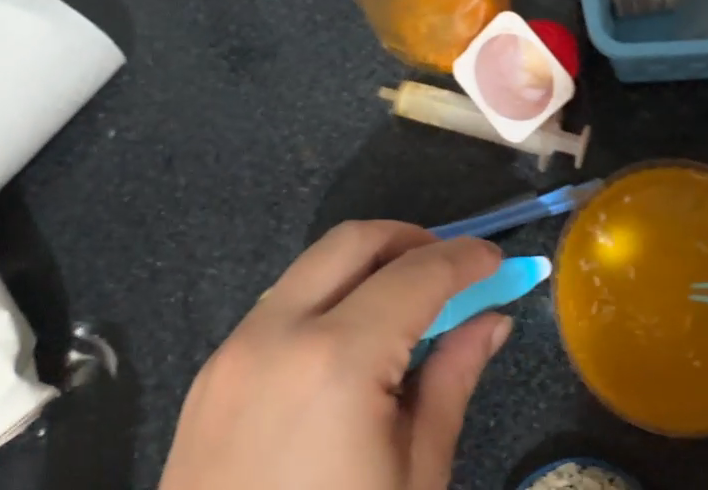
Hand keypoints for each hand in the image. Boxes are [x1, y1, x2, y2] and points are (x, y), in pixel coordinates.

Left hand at [160, 222, 508, 489]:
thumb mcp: (415, 476)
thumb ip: (452, 381)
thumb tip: (490, 321)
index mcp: (336, 361)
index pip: (416, 275)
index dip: (465, 259)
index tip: (497, 262)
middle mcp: (277, 334)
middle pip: (353, 241)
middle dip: (412, 240)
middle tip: (451, 271)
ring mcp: (233, 352)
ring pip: (311, 266)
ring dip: (366, 266)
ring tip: (406, 308)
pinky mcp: (210, 377)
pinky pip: (279, 306)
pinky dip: (326, 298)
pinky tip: (351, 345)